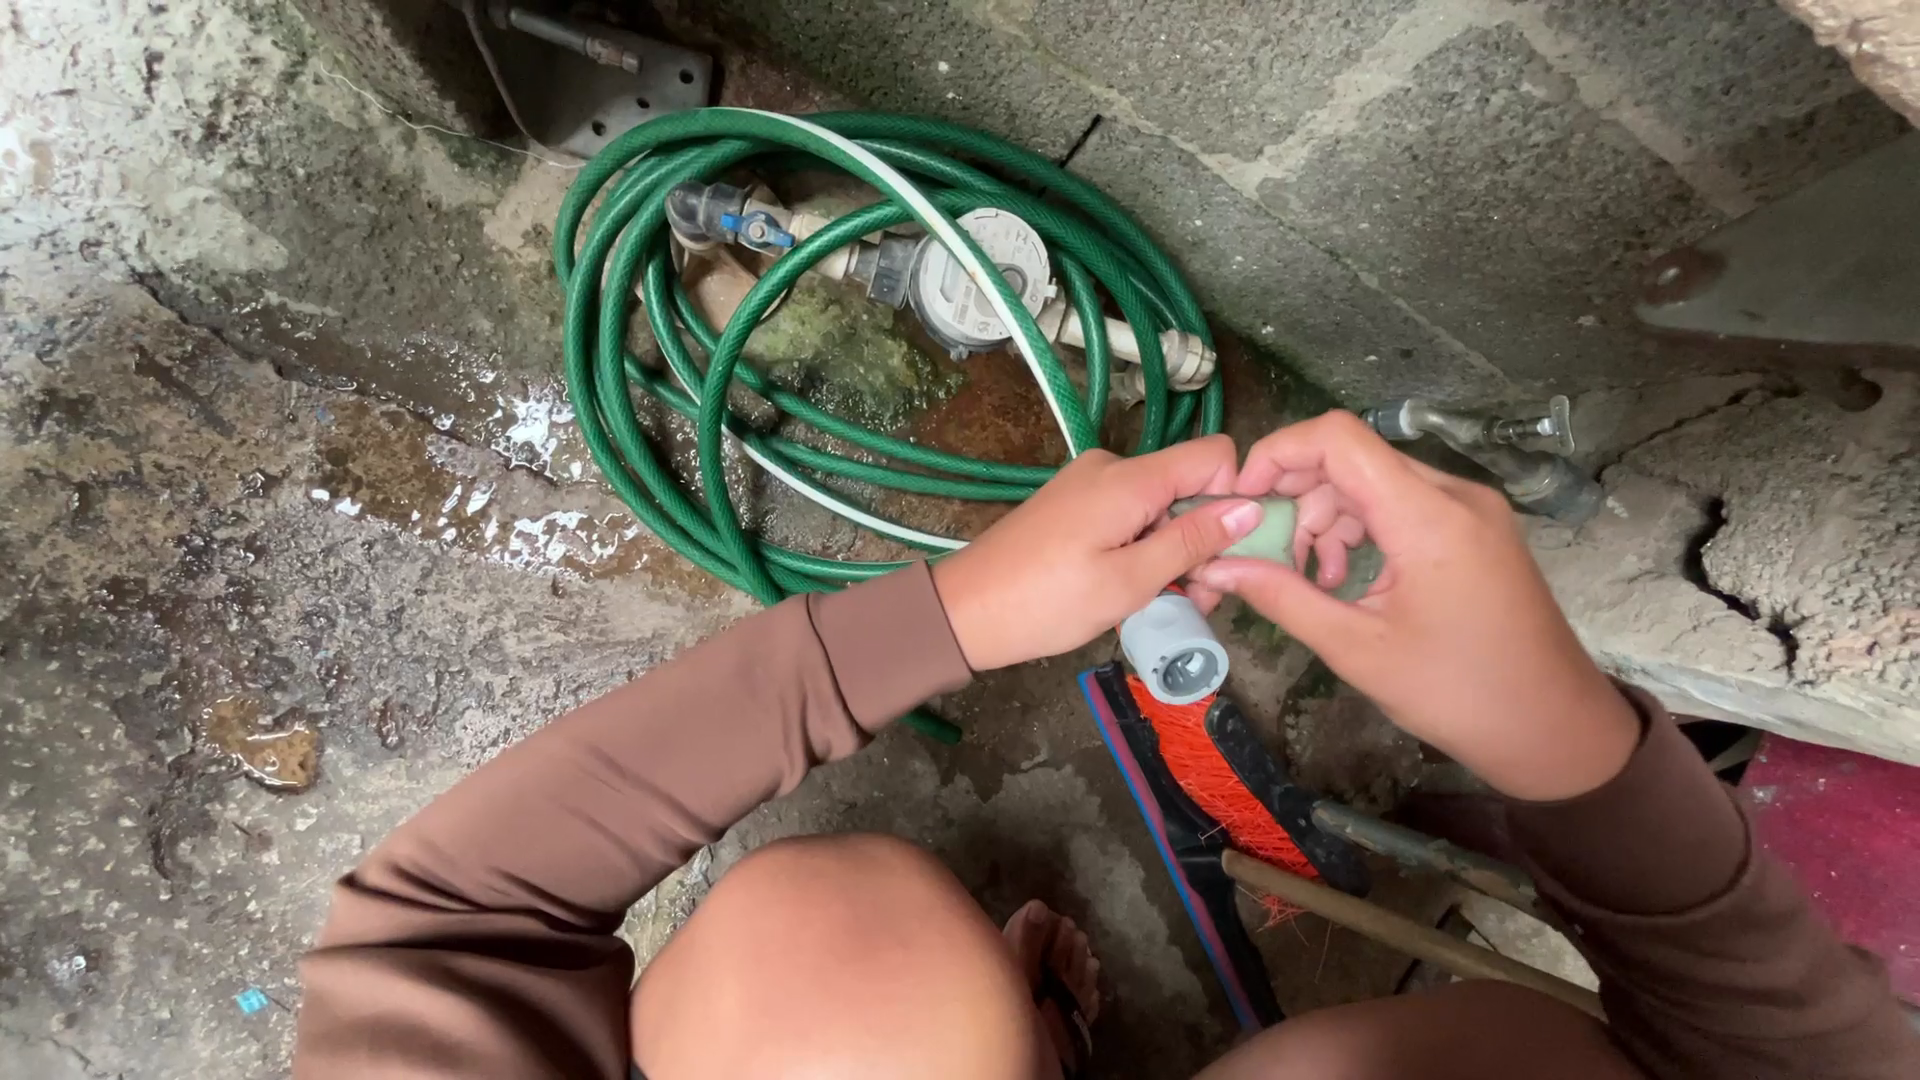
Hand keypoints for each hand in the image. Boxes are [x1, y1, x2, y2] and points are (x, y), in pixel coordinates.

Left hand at [932, 436, 1264, 671]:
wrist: (965, 611)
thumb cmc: (1047, 602)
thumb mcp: (1130, 581)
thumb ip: (1191, 541)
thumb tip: (1249, 507)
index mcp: (1128, 478)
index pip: (1213, 452)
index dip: (1232, 497)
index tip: (1223, 552)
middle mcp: (1109, 467)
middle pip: (1185, 486)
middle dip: (1200, 540)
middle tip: (1194, 600)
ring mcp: (1086, 485)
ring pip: (1156, 507)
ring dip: (1168, 553)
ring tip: (1155, 604)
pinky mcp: (1071, 505)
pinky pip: (1125, 516)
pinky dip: (1138, 549)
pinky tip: (1127, 590)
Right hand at [1188, 412, 1639, 801]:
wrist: (1556, 731)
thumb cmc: (1457, 694)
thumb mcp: (1354, 649)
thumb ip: (1280, 597)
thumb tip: (1213, 568)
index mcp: (1427, 517)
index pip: (1338, 438)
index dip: (1277, 453)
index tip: (1241, 499)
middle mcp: (1452, 495)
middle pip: (1348, 460)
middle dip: (1294, 498)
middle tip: (1265, 552)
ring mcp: (1466, 509)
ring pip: (1368, 482)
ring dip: (1322, 520)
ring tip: (1309, 578)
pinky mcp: (1469, 528)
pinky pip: (1395, 504)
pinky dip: (1355, 530)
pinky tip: (1342, 577)